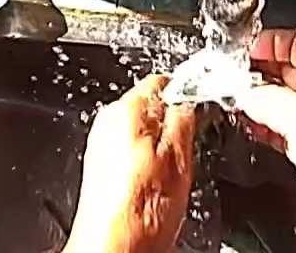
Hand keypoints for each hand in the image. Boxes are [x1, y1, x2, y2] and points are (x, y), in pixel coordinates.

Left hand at [63, 73, 197, 252]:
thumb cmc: (140, 215)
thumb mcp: (179, 157)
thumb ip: (185, 114)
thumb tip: (191, 92)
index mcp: (126, 108)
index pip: (165, 80)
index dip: (187, 97)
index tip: (196, 117)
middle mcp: (108, 119)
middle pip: (153, 104)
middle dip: (171, 126)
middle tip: (180, 156)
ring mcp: (100, 143)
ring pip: (142, 128)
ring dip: (158, 146)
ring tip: (163, 177)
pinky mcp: (99, 165)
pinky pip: (129, 148)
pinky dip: (142, 162)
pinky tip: (149, 188)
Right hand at [236, 30, 295, 252]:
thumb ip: (273, 99)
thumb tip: (247, 91)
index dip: (270, 41)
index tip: (246, 48)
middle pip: (285, 69)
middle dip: (259, 68)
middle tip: (234, 72)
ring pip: (278, 98)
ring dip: (255, 95)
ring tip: (235, 94)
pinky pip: (277, 127)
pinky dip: (259, 122)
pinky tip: (247, 121)